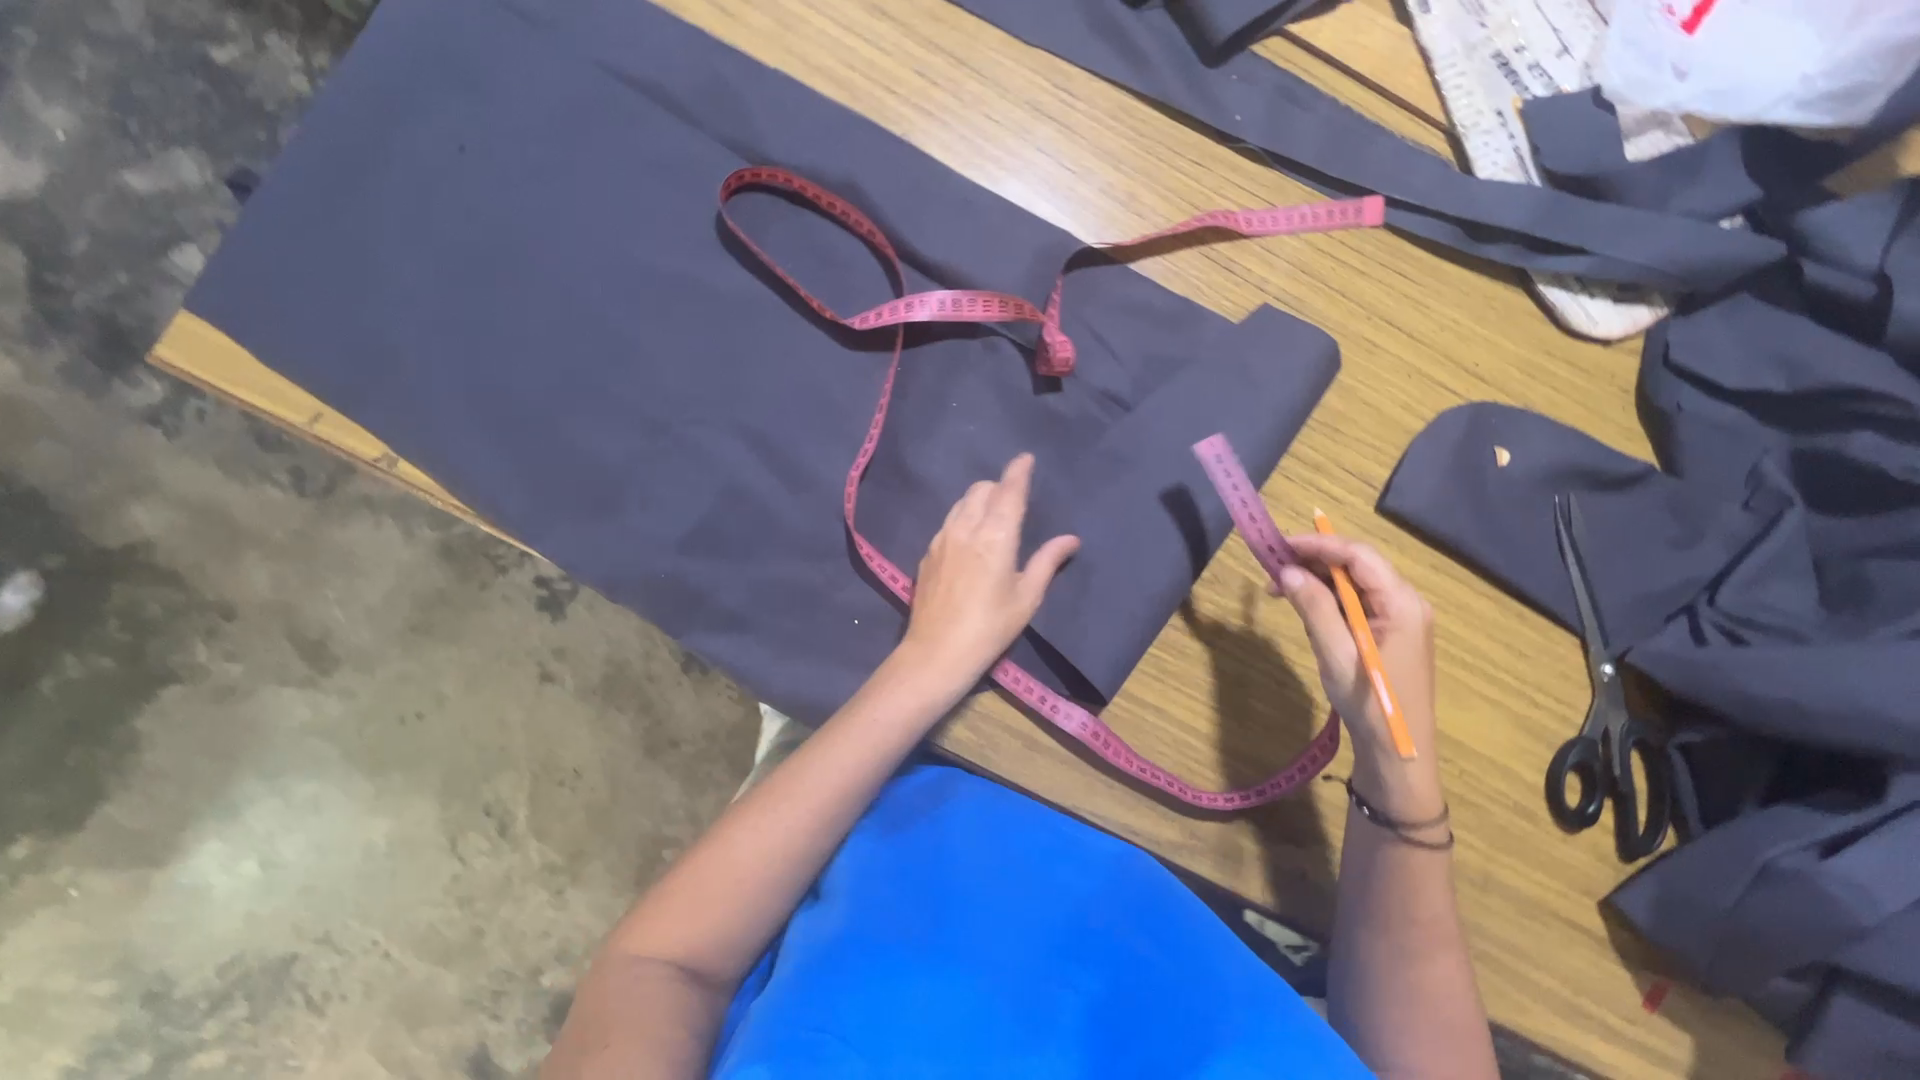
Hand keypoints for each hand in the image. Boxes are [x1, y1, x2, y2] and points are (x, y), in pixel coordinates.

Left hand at [899, 453, 1079, 683]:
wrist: (937, 652)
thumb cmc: (990, 627)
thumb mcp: (1026, 597)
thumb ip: (1047, 561)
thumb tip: (1070, 539)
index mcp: (996, 536)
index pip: (1009, 491)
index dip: (1018, 472)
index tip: (1025, 458)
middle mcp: (966, 528)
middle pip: (981, 490)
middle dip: (999, 487)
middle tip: (1014, 498)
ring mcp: (942, 539)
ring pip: (961, 503)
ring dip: (979, 500)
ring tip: (992, 516)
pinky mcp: (928, 553)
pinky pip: (948, 522)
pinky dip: (963, 518)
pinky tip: (970, 539)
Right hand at [1275, 533, 1443, 818]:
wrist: (1397, 752)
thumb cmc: (1368, 702)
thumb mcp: (1336, 653)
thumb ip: (1314, 607)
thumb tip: (1287, 570)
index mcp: (1402, 603)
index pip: (1359, 555)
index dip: (1318, 545)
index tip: (1280, 545)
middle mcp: (1406, 602)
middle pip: (1357, 565)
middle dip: (1314, 562)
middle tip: (1272, 569)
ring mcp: (1401, 618)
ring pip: (1355, 584)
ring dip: (1318, 581)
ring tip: (1280, 589)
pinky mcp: (1391, 633)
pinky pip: (1357, 603)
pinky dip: (1329, 600)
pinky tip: (1306, 608)